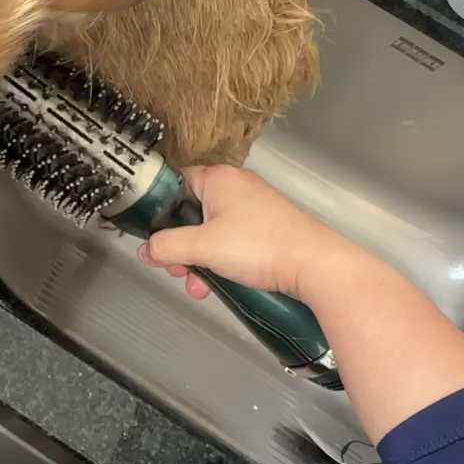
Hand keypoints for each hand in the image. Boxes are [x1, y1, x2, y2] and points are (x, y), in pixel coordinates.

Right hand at [137, 165, 360, 300]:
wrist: (316, 267)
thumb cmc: (264, 247)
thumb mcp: (202, 247)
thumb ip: (166, 247)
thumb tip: (147, 249)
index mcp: (219, 179)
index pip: (174, 183)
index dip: (158, 209)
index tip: (152, 234)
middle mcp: (236, 188)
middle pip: (190, 213)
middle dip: (179, 246)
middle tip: (176, 267)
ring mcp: (253, 209)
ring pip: (208, 232)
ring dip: (197, 260)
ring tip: (199, 284)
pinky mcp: (265, 229)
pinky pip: (229, 242)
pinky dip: (219, 261)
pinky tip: (218, 284)